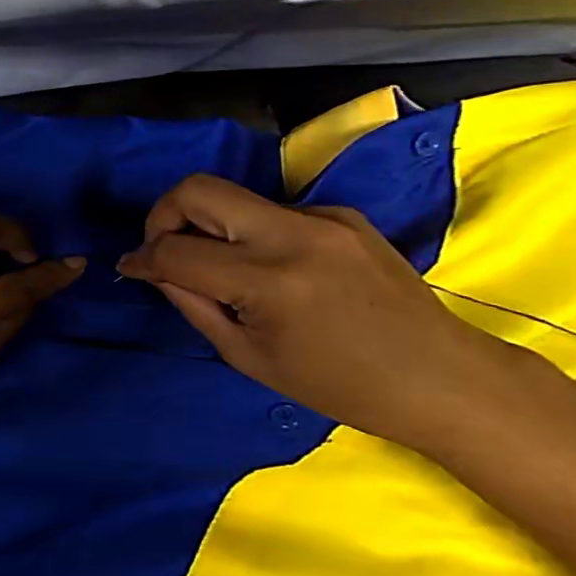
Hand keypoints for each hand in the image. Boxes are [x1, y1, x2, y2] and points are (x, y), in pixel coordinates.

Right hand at [116, 174, 528, 445]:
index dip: (142, 258)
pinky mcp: (343, 214)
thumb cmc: (341, 386)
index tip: (129, 267)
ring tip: (220, 267)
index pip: (178, 251)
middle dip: (163, 214)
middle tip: (162, 248)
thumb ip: (195, 305)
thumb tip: (157, 271)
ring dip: (209, 225)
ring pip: (234, 198)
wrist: (446, 379)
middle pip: (198, 190)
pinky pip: (272, 212)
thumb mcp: (249, 358)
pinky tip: (272, 269)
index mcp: (269, 281)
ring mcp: (322, 217)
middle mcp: (293, 234)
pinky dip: (252, 234)